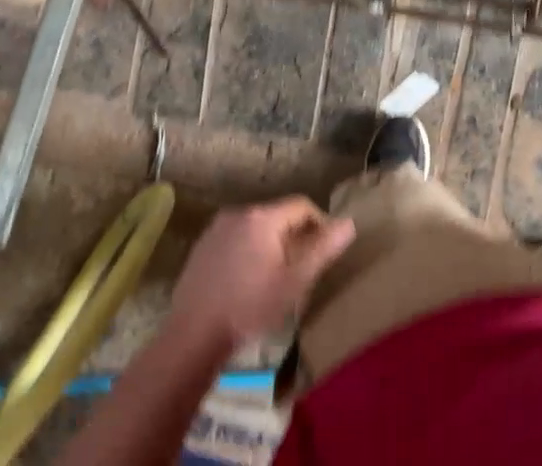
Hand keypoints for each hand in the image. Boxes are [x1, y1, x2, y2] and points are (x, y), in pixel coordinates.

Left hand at [166, 196, 355, 347]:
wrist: (193, 336)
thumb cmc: (250, 308)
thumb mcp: (295, 281)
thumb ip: (323, 249)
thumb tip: (349, 222)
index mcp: (262, 217)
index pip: (302, 205)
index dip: (320, 224)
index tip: (323, 253)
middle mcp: (237, 213)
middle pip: (278, 215)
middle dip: (295, 236)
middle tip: (301, 269)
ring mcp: (215, 229)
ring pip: (257, 228)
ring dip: (272, 245)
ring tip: (276, 277)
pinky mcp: (201, 247)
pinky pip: (236, 239)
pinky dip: (249, 252)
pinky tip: (247, 282)